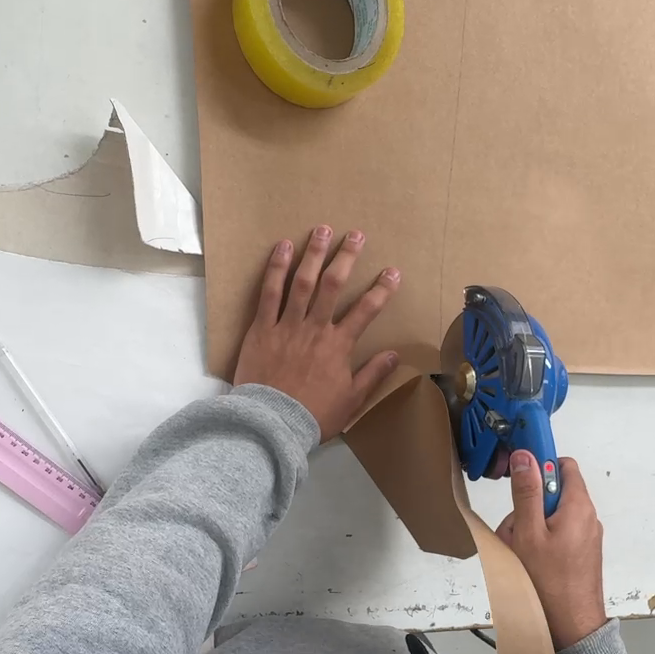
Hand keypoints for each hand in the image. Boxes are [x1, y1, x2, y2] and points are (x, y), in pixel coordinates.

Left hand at [233, 226, 401, 440]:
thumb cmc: (313, 415)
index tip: (392, 273)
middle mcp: (315, 328)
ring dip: (314, 254)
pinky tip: (283, 247)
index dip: (381, 290)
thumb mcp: (351, 400)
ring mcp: (287, 325)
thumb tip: (393, 355)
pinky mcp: (261, 328)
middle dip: (346, 258)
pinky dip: (276, 269)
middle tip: (356, 235)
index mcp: (338, 346)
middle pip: (333, 286)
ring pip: (303, 282)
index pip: (365, 311)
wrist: (273, 423)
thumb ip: (372, 374)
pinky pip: (269, 293)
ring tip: (322, 230)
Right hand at [496, 452, 606, 648]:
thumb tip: (525, 455)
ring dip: (527, 530)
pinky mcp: (580, 554)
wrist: (572, 627)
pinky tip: (527, 564)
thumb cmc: (548, 579)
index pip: (562, 466)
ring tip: (518, 554)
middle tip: (515, 532)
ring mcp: (585, 537)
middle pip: (551, 494)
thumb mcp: (529, 533)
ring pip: (548, 518)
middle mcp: (587, 516)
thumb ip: (526, 493)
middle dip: (526, 508)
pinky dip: (538, 544)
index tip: (518, 481)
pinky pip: (554, 537)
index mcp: (578, 505)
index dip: (540, 467)